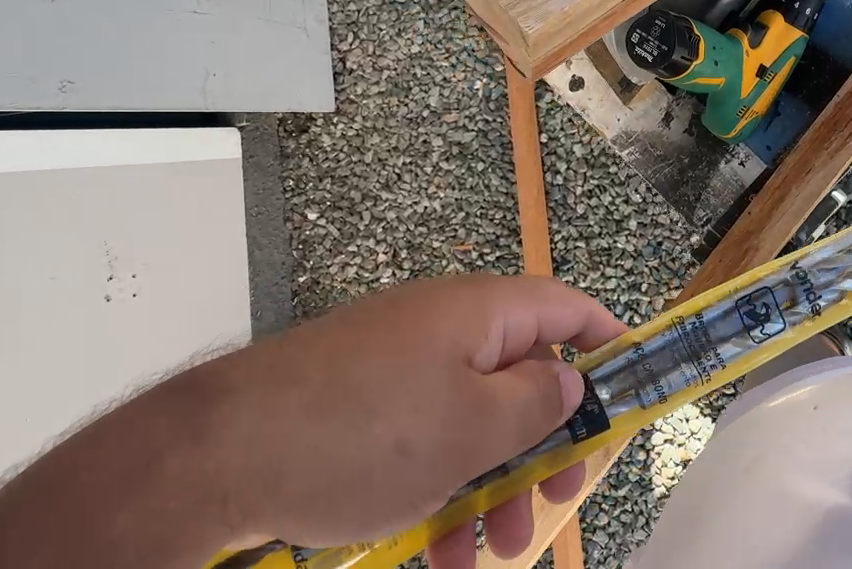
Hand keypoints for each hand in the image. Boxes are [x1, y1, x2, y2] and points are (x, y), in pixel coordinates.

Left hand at [184, 274, 624, 565]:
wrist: (221, 452)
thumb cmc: (366, 431)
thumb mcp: (470, 428)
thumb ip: (535, 403)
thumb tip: (570, 380)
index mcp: (479, 314)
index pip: (565, 307)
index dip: (606, 341)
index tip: (631, 390)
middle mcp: (445, 329)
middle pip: (523, 376)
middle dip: (546, 445)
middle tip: (557, 503)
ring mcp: (401, 367)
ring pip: (474, 421)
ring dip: (494, 487)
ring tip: (491, 555)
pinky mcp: (364, 406)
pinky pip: (425, 441)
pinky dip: (443, 492)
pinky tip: (438, 554)